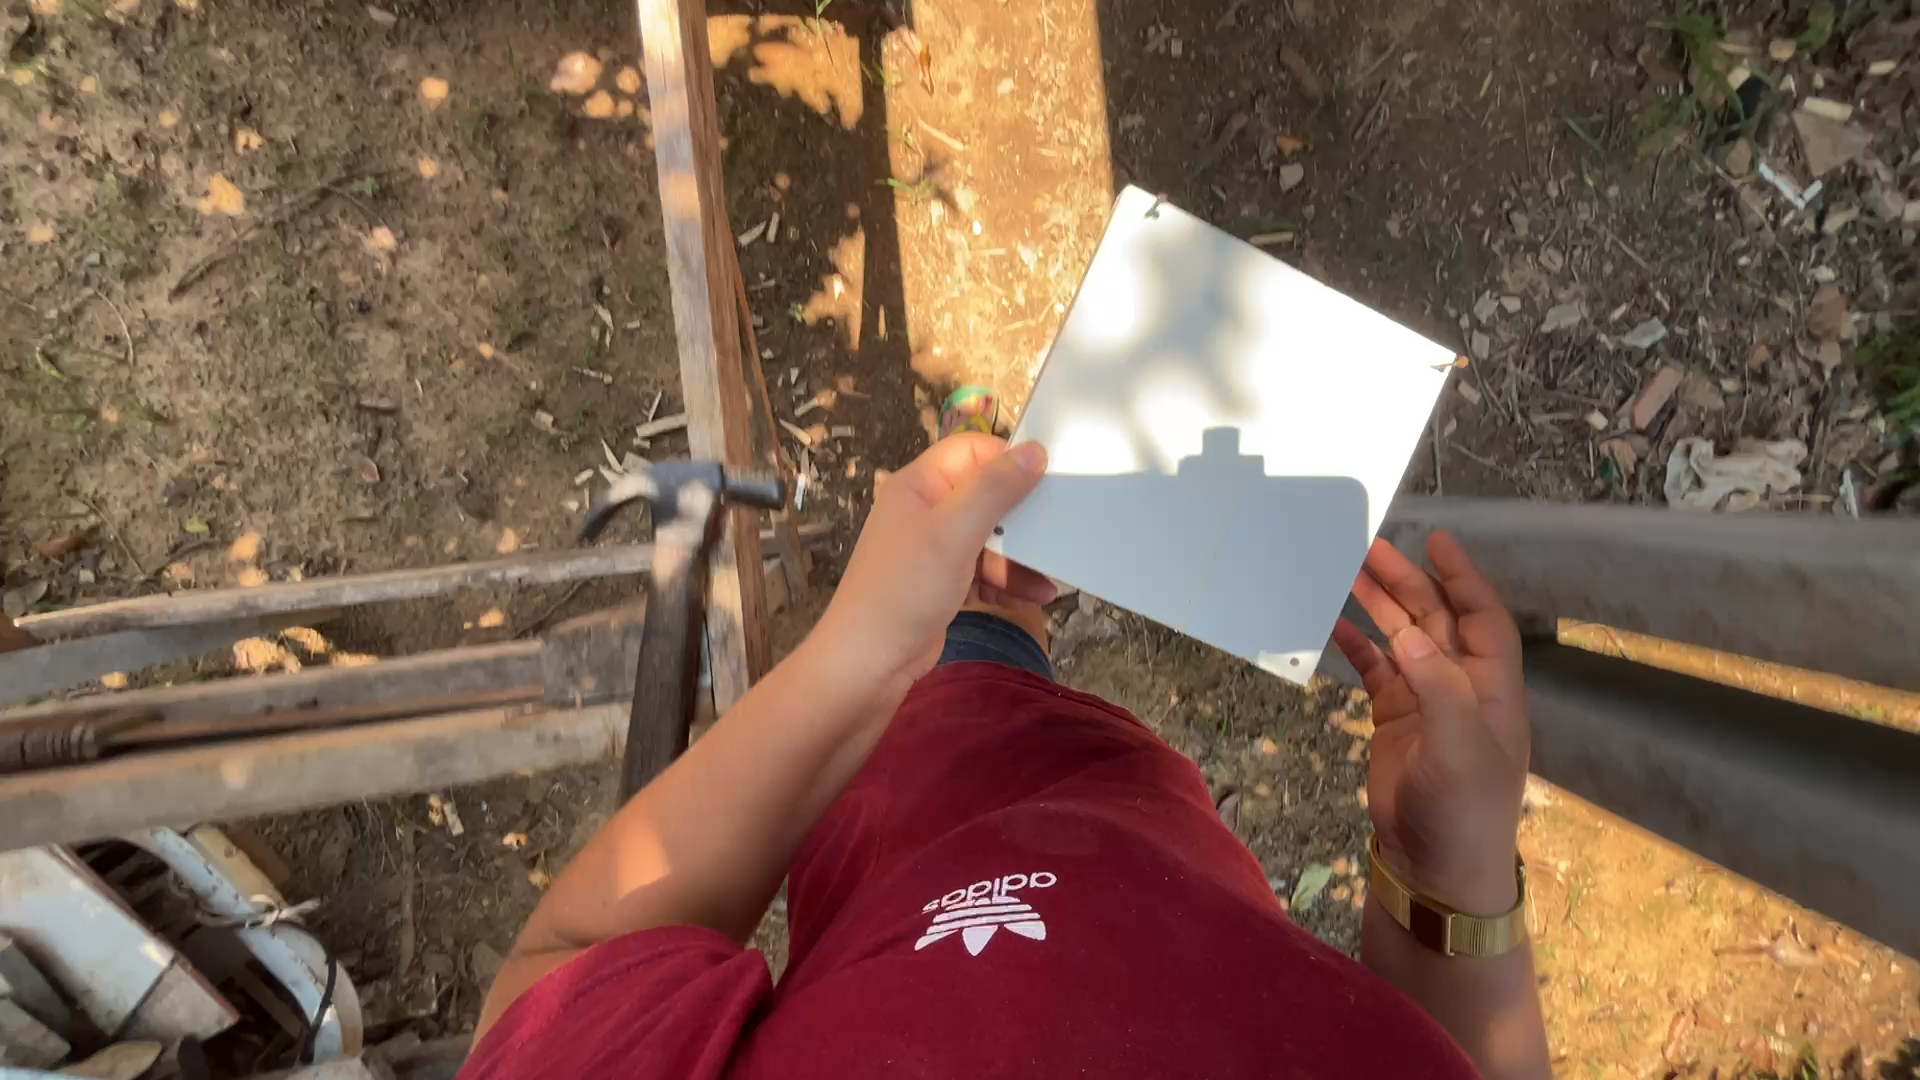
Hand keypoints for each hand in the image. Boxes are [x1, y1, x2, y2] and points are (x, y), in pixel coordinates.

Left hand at [811, 434, 1054, 699]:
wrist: (870, 663)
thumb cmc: (907, 588)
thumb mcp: (954, 532)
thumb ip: (995, 489)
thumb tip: (1035, 451)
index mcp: (919, 485)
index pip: (971, 451)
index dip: (1008, 460)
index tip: (1048, 478)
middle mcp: (926, 510)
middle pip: (985, 496)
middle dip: (1021, 516)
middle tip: (1056, 527)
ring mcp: (934, 549)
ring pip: (989, 538)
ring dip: (1019, 557)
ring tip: (1050, 577)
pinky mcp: (943, 583)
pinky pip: (984, 571)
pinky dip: (1007, 582)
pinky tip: (1035, 596)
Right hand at [1333, 531, 1528, 915]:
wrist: (1434, 862)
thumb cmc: (1462, 807)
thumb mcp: (1459, 748)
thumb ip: (1439, 688)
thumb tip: (1408, 634)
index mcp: (1490, 687)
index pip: (1480, 618)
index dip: (1462, 577)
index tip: (1436, 540)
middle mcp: (1460, 685)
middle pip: (1433, 620)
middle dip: (1405, 583)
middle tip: (1368, 549)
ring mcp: (1424, 700)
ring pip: (1399, 639)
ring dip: (1376, 606)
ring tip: (1346, 573)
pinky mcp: (1392, 716)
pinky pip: (1373, 669)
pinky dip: (1355, 644)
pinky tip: (1332, 624)